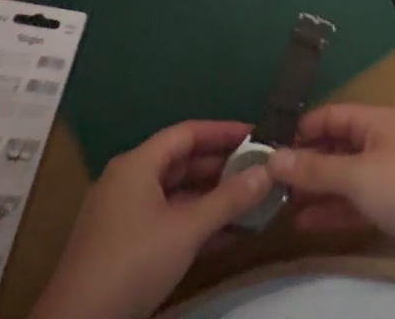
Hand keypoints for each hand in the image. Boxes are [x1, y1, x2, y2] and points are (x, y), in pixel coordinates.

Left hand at [31, 121, 270, 318]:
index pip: (187, 133)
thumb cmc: (132, 264)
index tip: (258, 135)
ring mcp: (125, 215)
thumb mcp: (187, 229)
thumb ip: (229, 199)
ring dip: (214, 197)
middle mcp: (129, 182)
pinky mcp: (126, 246)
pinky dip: (198, 222)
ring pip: (178, 194)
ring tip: (254, 200)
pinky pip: (170, 220)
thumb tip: (269, 171)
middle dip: (223, 167)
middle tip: (262, 170)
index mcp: (137, 165)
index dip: (224, 131)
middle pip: (183, 162)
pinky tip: (231, 233)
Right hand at [268, 106, 394, 273]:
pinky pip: (352, 204)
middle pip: (334, 146)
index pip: (330, 116)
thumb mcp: (356, 174)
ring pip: (341, 178)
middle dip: (303, 162)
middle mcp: (380, 144)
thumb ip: (314, 167)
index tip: (265, 148)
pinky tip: (301, 223)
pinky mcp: (389, 208)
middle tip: (264, 182)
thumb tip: (272, 158)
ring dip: (313, 189)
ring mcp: (385, 177)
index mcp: (376, 122)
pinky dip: (329, 210)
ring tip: (275, 205)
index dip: (300, 129)